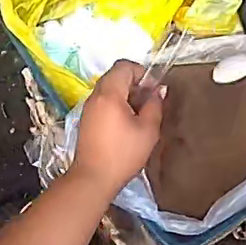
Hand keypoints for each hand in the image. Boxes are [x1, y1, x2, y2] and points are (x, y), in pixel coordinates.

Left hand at [70, 60, 164, 192]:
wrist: (93, 178)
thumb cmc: (123, 153)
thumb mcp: (148, 130)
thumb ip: (155, 105)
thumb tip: (159, 90)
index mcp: (109, 93)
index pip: (124, 66)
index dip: (142, 72)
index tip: (153, 90)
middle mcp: (95, 96)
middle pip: (115, 76)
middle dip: (134, 84)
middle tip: (149, 103)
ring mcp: (88, 108)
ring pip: (108, 89)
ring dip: (125, 95)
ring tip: (139, 116)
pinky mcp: (86, 120)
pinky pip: (102, 102)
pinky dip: (115, 105)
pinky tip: (126, 125)